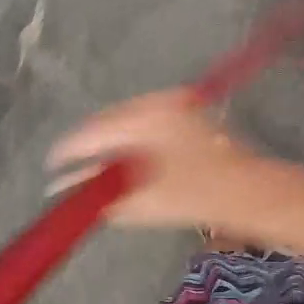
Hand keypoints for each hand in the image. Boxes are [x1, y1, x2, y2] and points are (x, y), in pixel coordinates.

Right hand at [47, 89, 271, 230]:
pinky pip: (143, 121)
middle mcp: (155, 102)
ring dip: (109, 142)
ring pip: (125, 120)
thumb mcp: (142, 201)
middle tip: (72, 171)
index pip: (92, 130)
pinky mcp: (184, 112)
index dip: (68, 150)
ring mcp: (173, 103)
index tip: (50, 167)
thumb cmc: (197, 197)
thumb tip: (63, 189)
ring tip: (97, 168)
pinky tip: (126, 160)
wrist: (253, 192)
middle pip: (107, 121)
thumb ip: (98, 193)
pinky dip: (130, 139)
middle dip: (89, 145)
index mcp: (143, 118)